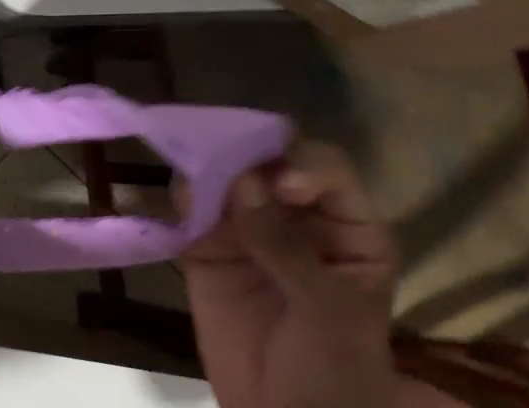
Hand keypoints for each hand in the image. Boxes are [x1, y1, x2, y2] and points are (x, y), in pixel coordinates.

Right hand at [180, 143, 404, 407]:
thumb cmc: (335, 371)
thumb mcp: (328, 311)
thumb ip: (287, 246)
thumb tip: (241, 180)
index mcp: (347, 228)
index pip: (326, 170)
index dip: (304, 166)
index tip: (283, 186)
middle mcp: (295, 215)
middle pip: (268, 161)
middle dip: (245, 156)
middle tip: (223, 167)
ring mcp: (246, 226)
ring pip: (224, 174)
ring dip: (208, 169)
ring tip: (198, 185)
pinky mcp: (203, 242)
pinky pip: (190, 205)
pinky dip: (182, 194)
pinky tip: (182, 202)